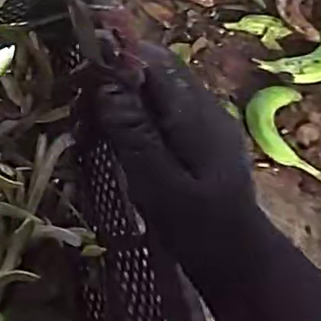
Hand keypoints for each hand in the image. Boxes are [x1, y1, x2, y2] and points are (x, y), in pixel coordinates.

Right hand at [93, 43, 320, 320]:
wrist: (241, 262)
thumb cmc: (197, 227)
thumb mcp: (157, 182)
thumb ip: (133, 130)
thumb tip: (105, 82)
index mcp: (194, 113)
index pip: (151, 61)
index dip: (111, 58)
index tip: (78, 76)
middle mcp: (202, 104)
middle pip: (152, 66)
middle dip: (111, 75)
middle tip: (78, 103)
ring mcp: (203, 117)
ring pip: (153, 84)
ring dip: (118, 94)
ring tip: (88, 124)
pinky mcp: (197, 132)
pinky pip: (159, 105)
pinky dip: (130, 111)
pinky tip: (112, 137)